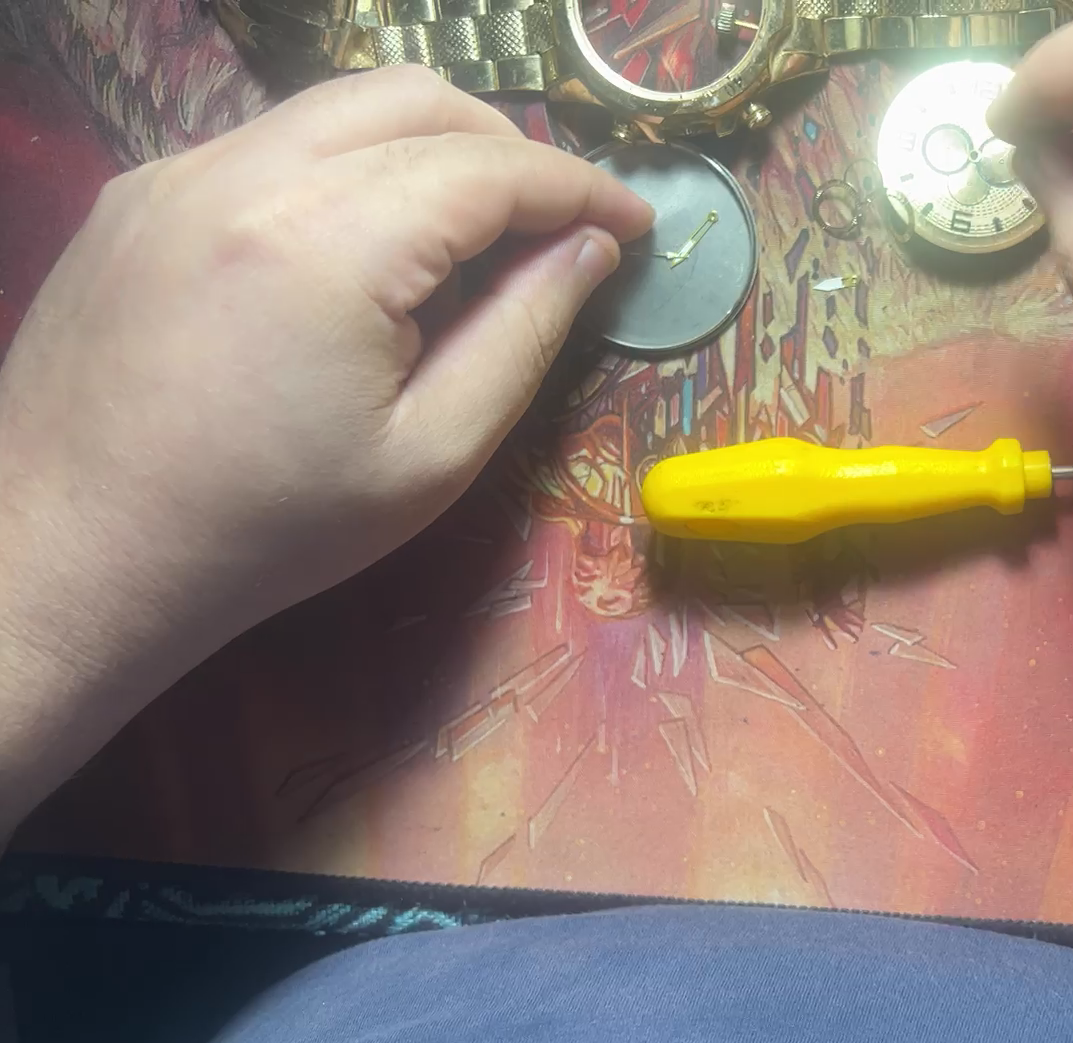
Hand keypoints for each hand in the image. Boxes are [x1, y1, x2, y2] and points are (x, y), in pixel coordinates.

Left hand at [0, 66, 650, 829]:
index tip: (640, 224)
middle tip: (577, 228)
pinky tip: (406, 243)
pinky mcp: (148, 193)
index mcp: (323, 245)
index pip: (486, 170)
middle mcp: (240, 174)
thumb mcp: (443, 445)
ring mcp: (178, 172)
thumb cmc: (287, 521)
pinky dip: (382, 167)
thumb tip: (590, 250)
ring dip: (454, 151)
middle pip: (418, 104)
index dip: (581, 187)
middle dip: (523, 155)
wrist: (77, 553)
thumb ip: (526, 331)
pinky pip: (295, 140)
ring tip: (507, 231)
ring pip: (351, 107)